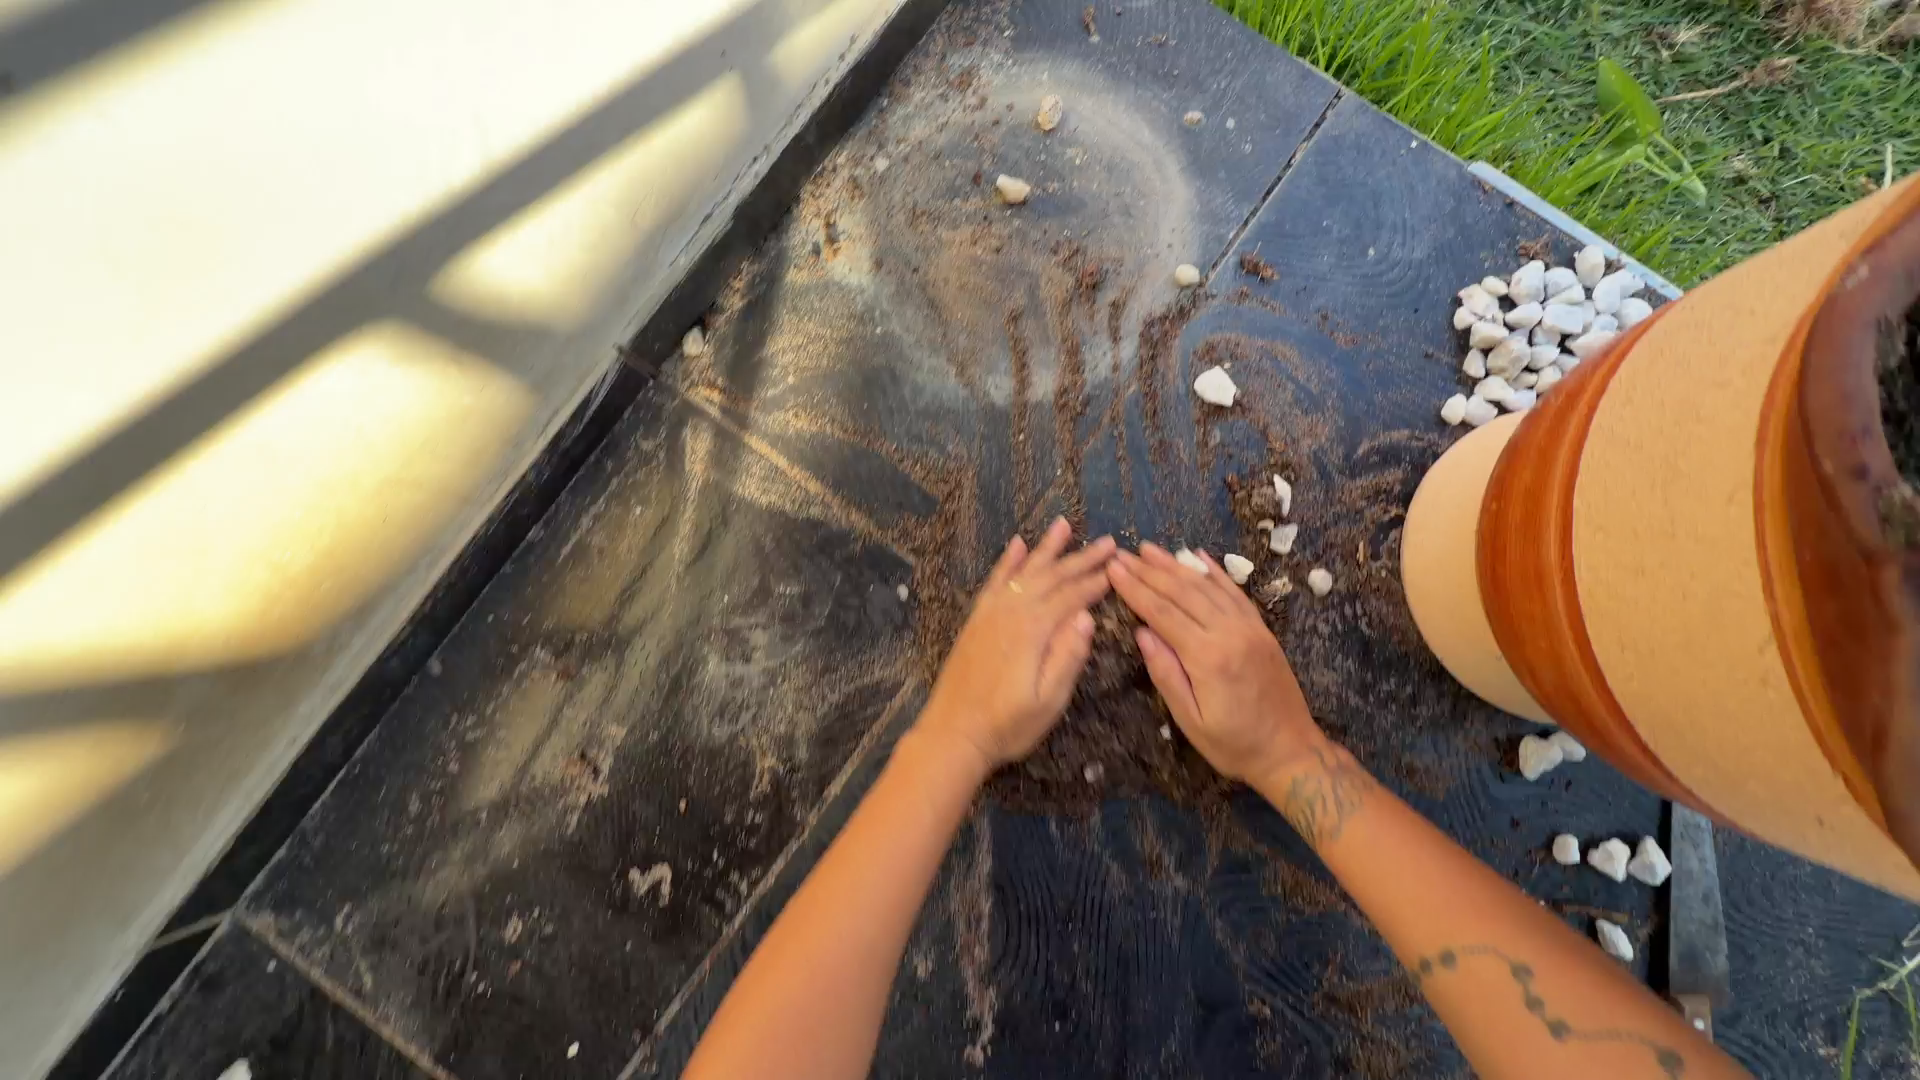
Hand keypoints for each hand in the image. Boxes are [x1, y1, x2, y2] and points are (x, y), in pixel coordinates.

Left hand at [918, 518, 1116, 772]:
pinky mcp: (977, 619)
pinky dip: (1008, 561)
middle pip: (1052, 577)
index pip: (1072, 597)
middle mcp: (1012, 612)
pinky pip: (995, 581)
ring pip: (1025, 571)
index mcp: (1033, 631)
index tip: (1119, 566)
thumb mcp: (1048, 700)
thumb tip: (1087, 616)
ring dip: (1046, 548)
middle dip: (1081, 559)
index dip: (1097, 581)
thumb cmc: (1007, 724)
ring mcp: (991, 613)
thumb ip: (1068, 656)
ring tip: (1063, 524)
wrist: (954, 732)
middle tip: (1106, 542)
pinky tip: (1017, 545)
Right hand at [1107, 544, 1324, 783]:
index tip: (1113, 569)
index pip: (1162, 612)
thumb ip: (1165, 673)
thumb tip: (1142, 632)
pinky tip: (1198, 556)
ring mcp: (1250, 627)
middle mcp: (1230, 632)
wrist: (1292, 752)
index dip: (1135, 589)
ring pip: (1207, 586)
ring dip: (1176, 565)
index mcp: (1208, 657)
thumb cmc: (1234, 744)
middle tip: (1121, 553)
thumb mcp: (1190, 720)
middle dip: (1148, 571)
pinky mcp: (1261, 629)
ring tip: (1149, 549)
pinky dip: (1214, 571)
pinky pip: (1235, 592)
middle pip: (1182, 592)